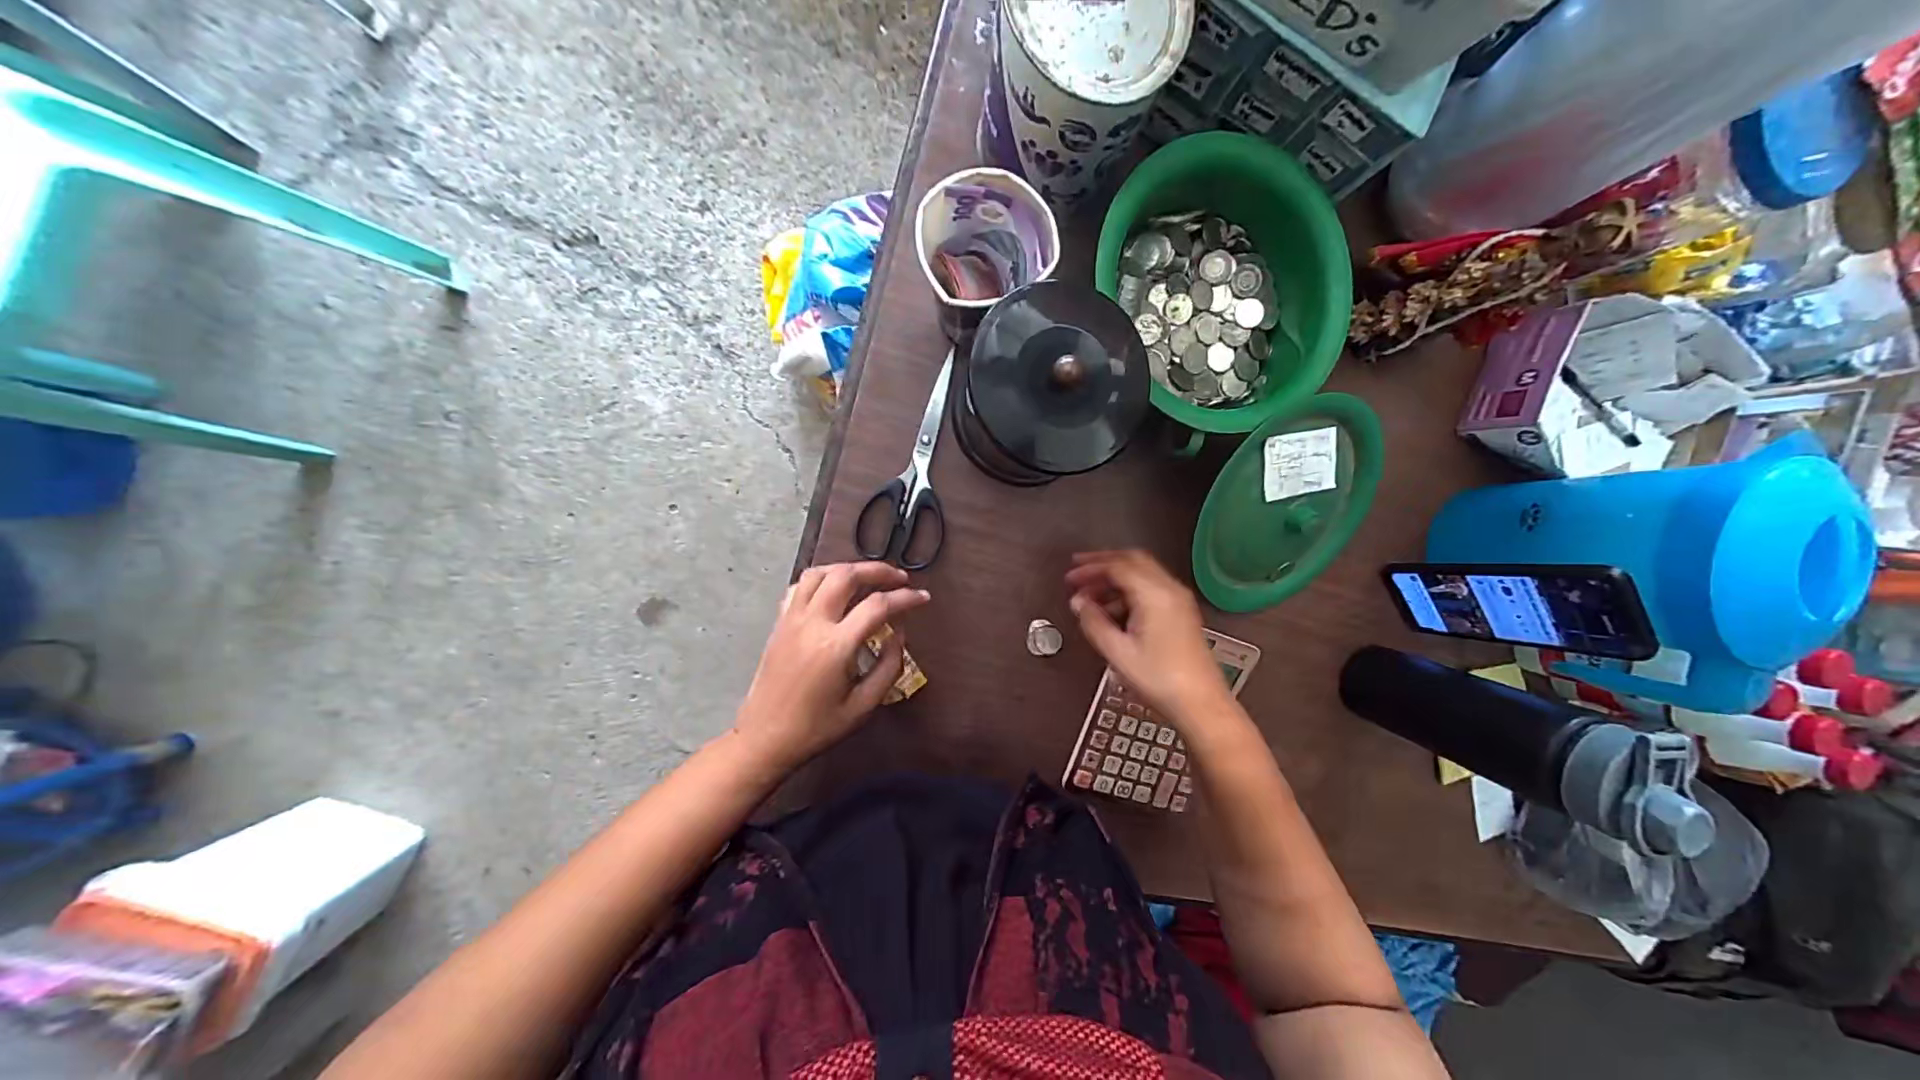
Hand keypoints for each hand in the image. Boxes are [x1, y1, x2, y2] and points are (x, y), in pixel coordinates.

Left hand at [734, 561, 930, 771]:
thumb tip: (897, 633)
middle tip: (899, 579)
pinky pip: (799, 586)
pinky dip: (821, 579)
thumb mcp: (863, 705)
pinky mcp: (779, 623)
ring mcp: (792, 619)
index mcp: (836, 646)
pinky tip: (834, 589)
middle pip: (847, 575)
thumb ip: (888, 665)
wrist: (765, 738)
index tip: (923, 598)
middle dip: (878, 570)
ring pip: (819, 573)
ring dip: (848, 568)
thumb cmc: (817, 727)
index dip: (905, 598)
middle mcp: (812, 623)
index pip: (878, 605)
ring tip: (868, 577)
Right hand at [1065, 550, 1233, 724]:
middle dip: (1103, 564)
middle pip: (1132, 561)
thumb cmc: (1163, 681)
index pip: (1117, 566)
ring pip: (1142, 574)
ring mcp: (1178, 602)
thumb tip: (1080, 605)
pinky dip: (1128, 591)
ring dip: (1115, 579)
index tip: (1071, 576)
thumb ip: (1094, 623)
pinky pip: (1151, 589)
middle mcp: (1170, 591)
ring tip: (1091, 595)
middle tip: (1080, 571)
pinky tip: (1113, 611)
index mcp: (1154, 595)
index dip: (1090, 568)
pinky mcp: (1181, 615)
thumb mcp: (1118, 652)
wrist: (1200, 704)